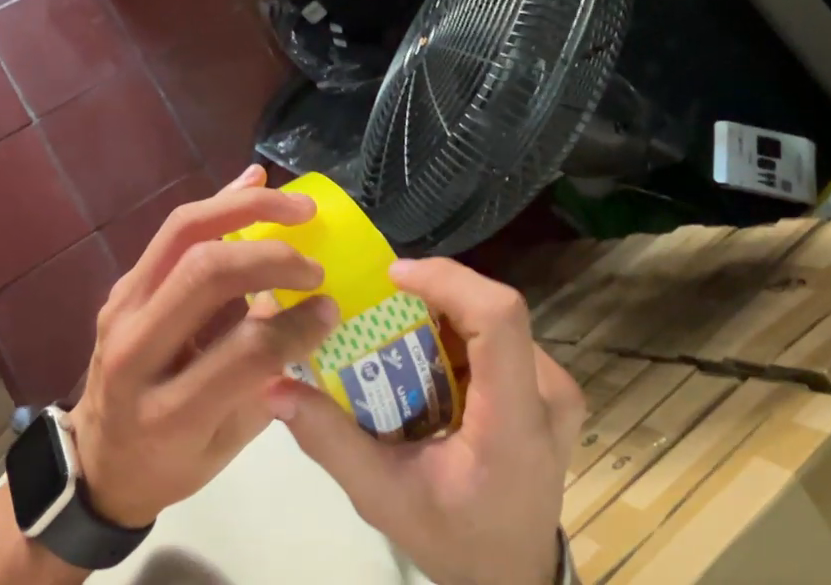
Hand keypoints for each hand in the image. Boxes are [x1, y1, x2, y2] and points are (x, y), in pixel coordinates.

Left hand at [69, 166, 340, 528]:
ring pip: (182, 232)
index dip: (296, 326)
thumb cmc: (169, 464)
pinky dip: (218, 207)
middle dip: (270, 255)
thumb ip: (268, 385)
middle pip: (202, 272)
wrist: (96, 460)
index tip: (330, 308)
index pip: (243, 351)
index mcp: (165, 410)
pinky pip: (172, 233)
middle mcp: (134, 348)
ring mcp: (121, 306)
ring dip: (243, 208)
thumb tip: (316, 316)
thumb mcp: (225, 448)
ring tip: (295, 204)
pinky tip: (252, 184)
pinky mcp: (124, 284)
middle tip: (314, 260)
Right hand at [269, 258, 585, 584]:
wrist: (514, 576)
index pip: (498, 319)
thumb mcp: (382, 497)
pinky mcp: (551, 387)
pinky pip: (501, 335)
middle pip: (493, 310)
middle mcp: (549, 393)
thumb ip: (330, 439)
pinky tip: (425, 357)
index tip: (392, 276)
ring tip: (396, 331)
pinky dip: (457, 332)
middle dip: (432, 295)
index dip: (447, 281)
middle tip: (379, 306)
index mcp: (514, 421)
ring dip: (442, 313)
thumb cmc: (453, 537)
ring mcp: (557, 388)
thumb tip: (273, 386)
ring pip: (494, 318)